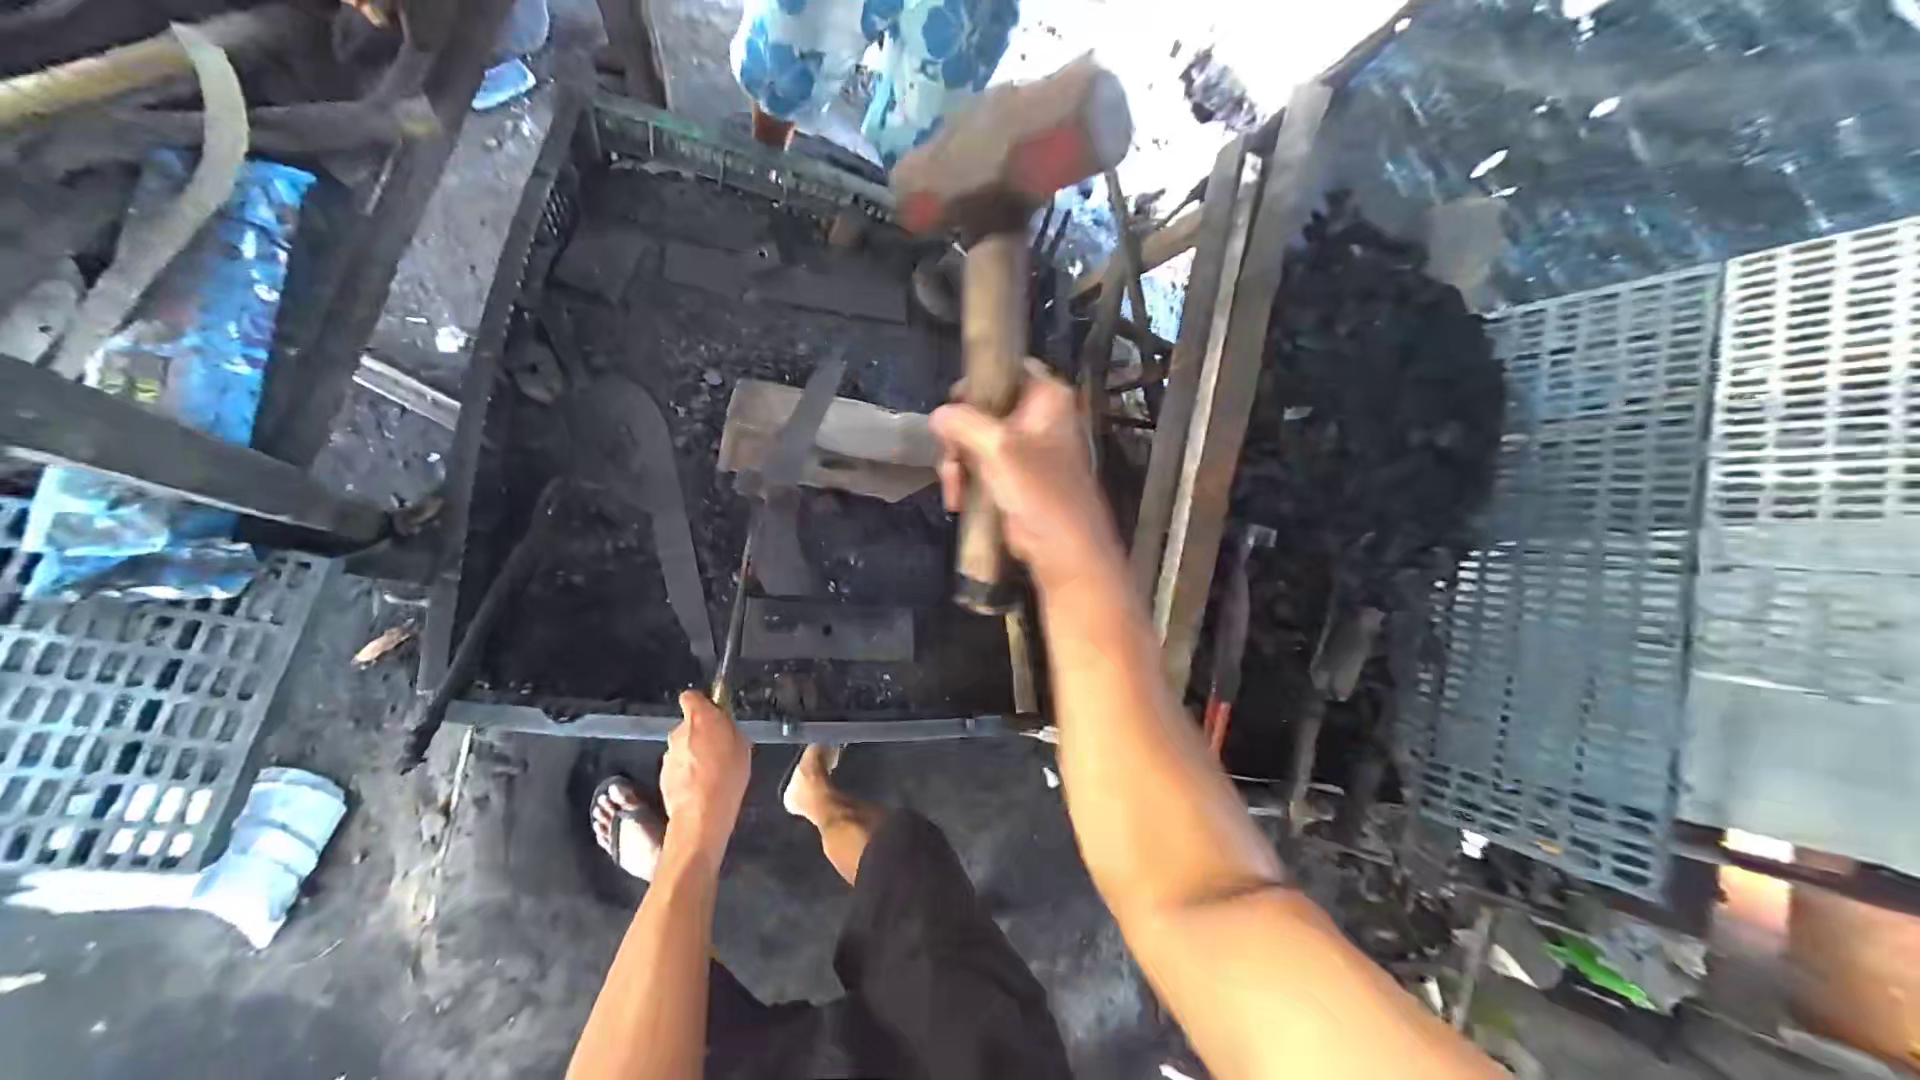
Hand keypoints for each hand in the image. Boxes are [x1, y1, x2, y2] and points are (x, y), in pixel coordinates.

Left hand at [660, 690, 750, 855]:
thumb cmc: (728, 775)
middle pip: (689, 725)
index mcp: (701, 718)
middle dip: (700, 734)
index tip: (712, 713)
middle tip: (719, 749)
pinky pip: (677, 767)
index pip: (691, 696)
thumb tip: (723, 724)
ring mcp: (668, 754)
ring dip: (693, 755)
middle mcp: (680, 732)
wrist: (702, 813)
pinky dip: (686, 772)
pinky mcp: (662, 775)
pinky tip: (700, 786)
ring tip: (711, 772)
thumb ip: (729, 729)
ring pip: (682, 747)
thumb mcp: (742, 745)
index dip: (701, 703)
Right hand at [929, 363, 1124, 590]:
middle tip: (951, 461)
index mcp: (1048, 398)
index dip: (976, 384)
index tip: (954, 409)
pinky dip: (967, 480)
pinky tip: (960, 501)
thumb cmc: (1039, 493)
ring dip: (958, 464)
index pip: (1007, 368)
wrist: (1065, 551)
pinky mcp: (1016, 477)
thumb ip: (963, 423)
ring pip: (977, 439)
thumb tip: (938, 415)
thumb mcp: (998, 449)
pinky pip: (982, 466)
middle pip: (984, 407)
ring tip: (955, 491)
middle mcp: (1039, 417)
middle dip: (959, 437)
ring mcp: (1027, 449)